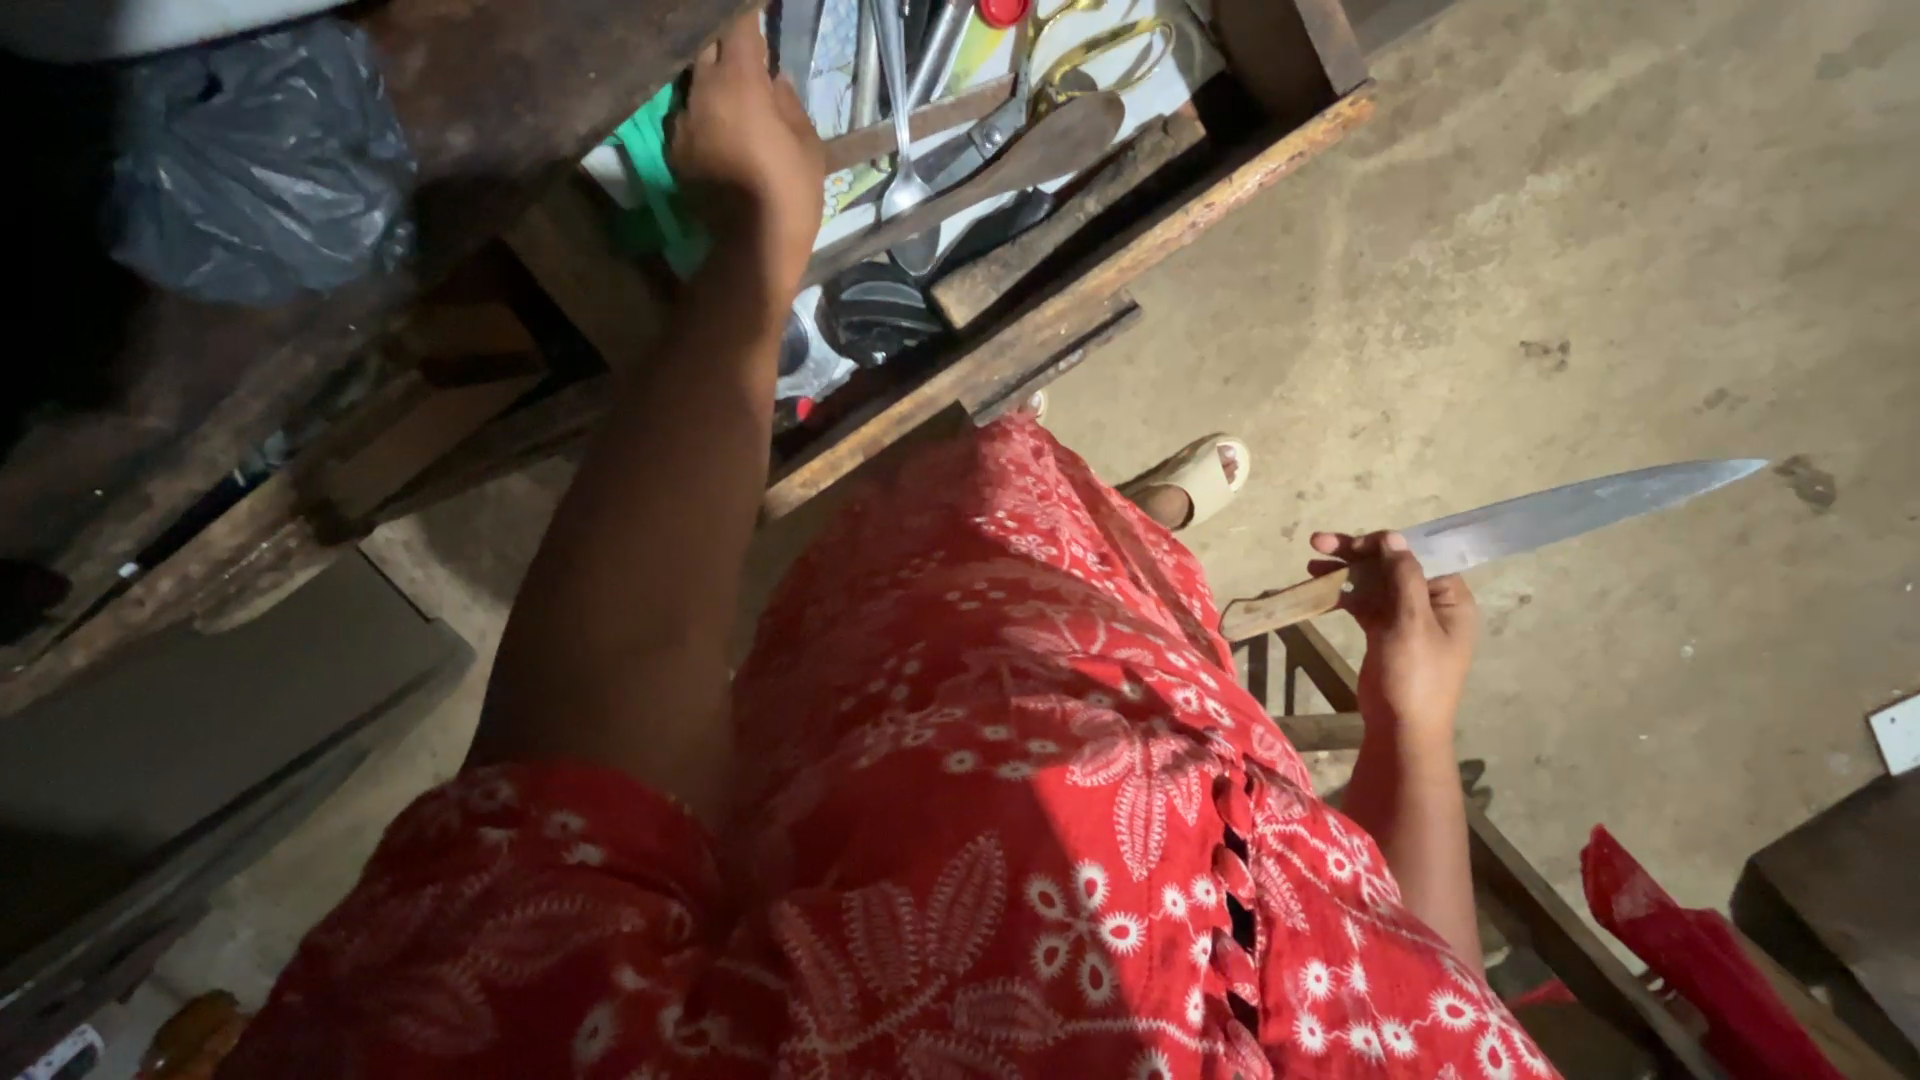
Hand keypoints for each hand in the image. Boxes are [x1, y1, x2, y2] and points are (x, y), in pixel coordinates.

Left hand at [671, 13, 825, 296]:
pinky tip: (722, 134)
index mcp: (740, 82)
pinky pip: (690, 119)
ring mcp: (683, 122)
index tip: (759, 16)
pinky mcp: (675, 151)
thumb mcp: (808, 146)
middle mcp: (703, 92)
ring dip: (713, 83)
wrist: (752, 248)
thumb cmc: (791, 194)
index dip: (748, 18)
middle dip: (725, 45)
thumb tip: (774, 81)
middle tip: (746, 54)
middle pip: (707, 47)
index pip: (738, 26)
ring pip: (696, 84)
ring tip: (734, 96)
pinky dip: (705, 117)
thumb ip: (788, 103)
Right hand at [1309, 530, 1477, 741]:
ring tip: (1311, 562)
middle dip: (1356, 553)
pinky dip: (1343, 594)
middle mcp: (1430, 603)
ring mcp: (1405, 619)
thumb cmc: (1415, 675)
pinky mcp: (1383, 632)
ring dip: (1344, 571)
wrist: (1402, 727)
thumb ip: (1404, 577)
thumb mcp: (1412, 623)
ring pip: (1373, 583)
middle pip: (1391, 567)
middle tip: (1319, 542)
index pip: (1419, 556)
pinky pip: (1363, 604)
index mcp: (1450, 599)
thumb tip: (1393, 537)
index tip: (1352, 542)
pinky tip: (1320, 588)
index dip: (1385, 543)